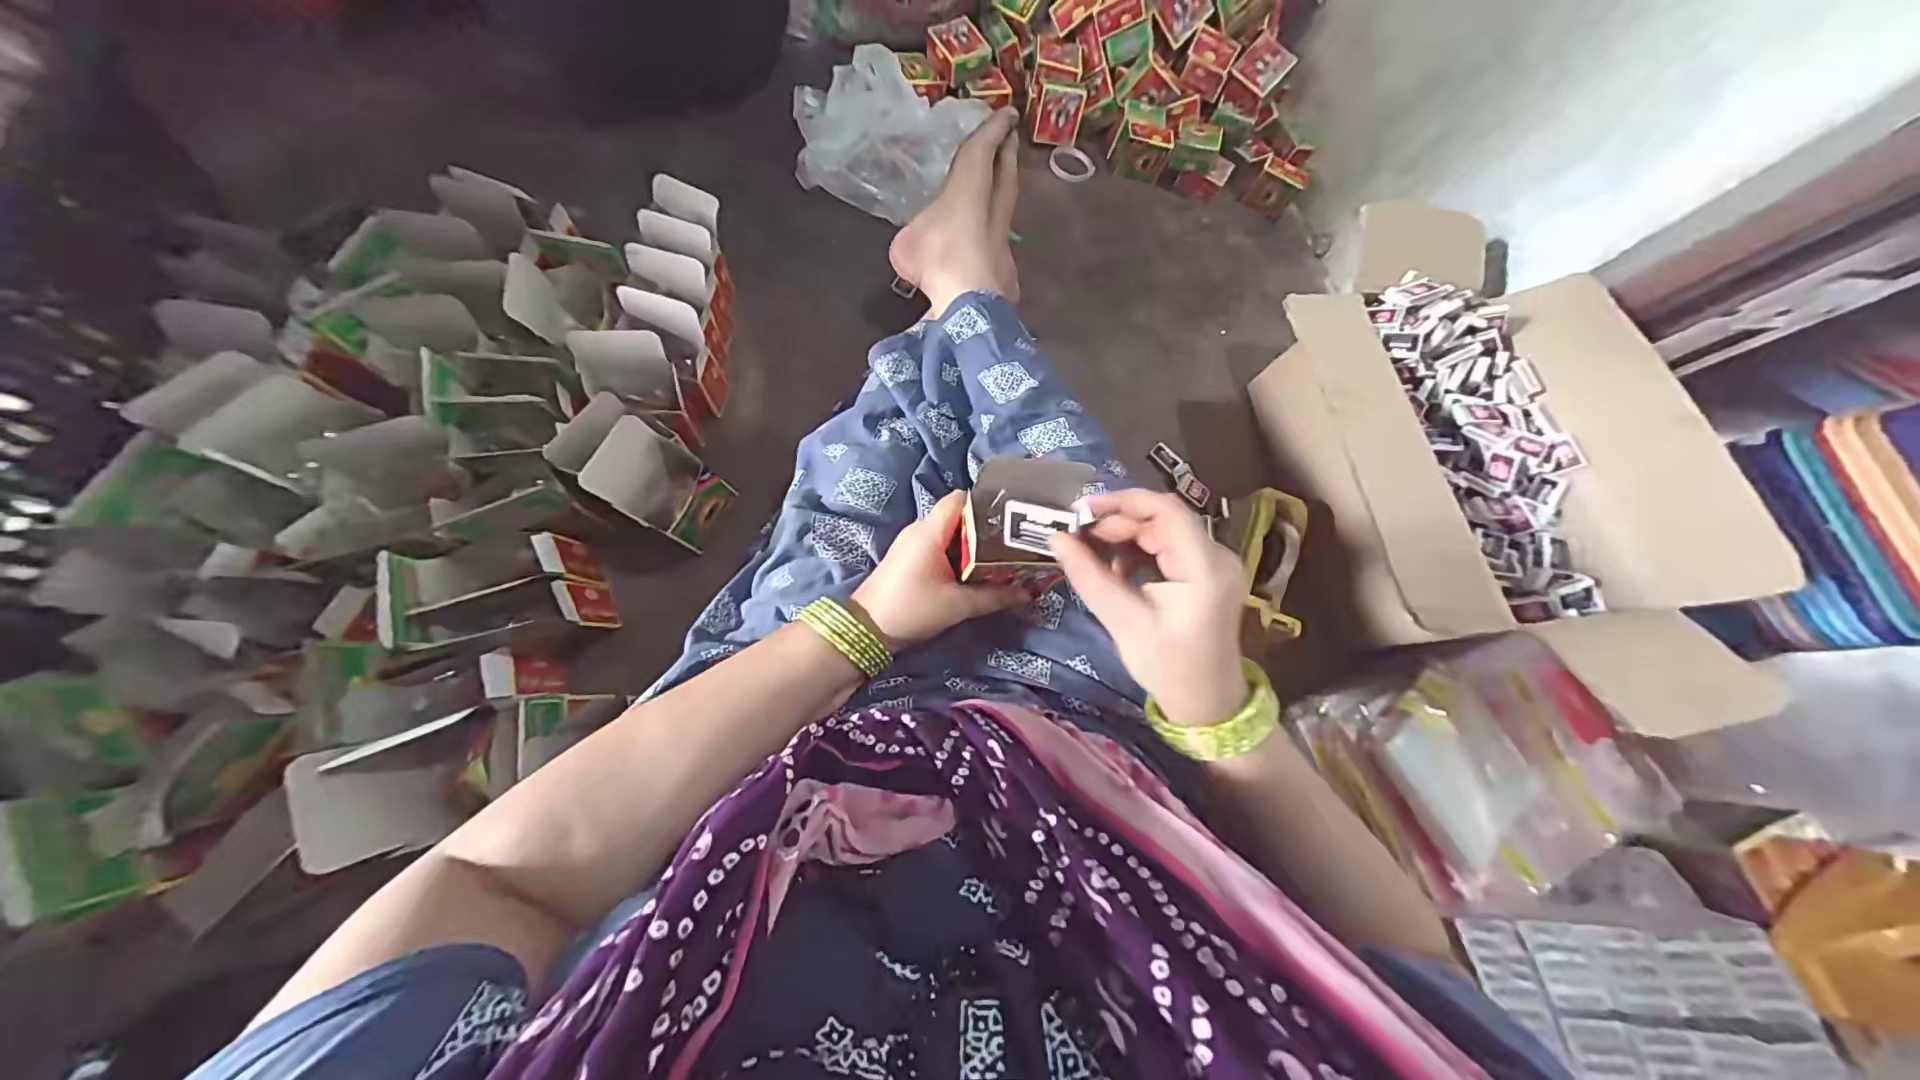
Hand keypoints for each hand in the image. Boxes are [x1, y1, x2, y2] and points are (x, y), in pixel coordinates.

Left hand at [852, 491, 1027, 647]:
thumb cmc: (911, 610)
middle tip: (1011, 545)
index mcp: (929, 531)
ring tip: (998, 559)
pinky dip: (956, 553)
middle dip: (984, 528)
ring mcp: (910, 543)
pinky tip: (972, 571)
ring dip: (971, 544)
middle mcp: (919, 529)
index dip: (985, 505)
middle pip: (958, 516)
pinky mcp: (908, 557)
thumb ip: (995, 596)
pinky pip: (937, 545)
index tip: (1008, 521)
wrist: (867, 630)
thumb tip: (1028, 593)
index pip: (960, 499)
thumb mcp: (958, 606)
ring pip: (948, 532)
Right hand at [888, 108, 1021, 313]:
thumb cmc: (936, 261)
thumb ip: (916, 239)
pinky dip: (992, 247)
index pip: (982, 153)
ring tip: (995, 197)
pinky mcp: (1007, 277)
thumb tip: (920, 253)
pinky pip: (1000, 253)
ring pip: (1006, 216)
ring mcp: (1003, 248)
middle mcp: (992, 216)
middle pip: (1005, 179)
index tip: (1006, 115)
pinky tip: (985, 255)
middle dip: (1007, 157)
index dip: (993, 132)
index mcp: (968, 192)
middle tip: (1010, 141)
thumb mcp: (908, 245)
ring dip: (1002, 202)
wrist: (968, 305)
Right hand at [1049, 490, 1248, 726]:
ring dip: (1124, 538)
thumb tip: (1057, 539)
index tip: (1081, 510)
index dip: (1121, 502)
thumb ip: (1090, 577)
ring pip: (1162, 531)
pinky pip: (1167, 548)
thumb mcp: (1124, 622)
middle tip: (1078, 538)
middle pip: (1162, 519)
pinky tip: (1116, 571)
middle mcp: (1216, 556)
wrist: (1207, 703)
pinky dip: (1138, 552)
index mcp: (1204, 567)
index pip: (1166, 510)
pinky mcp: (1204, 573)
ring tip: (1092, 556)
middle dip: (1117, 523)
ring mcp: (1213, 564)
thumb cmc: (1169, 667)